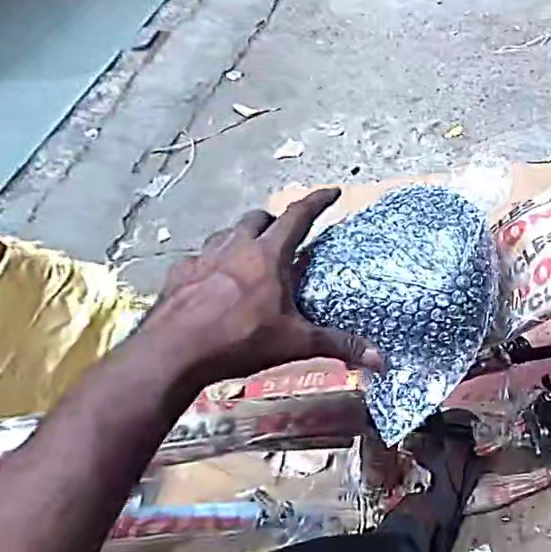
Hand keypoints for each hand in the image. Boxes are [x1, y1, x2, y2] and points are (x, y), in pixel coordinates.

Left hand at [133, 190, 382, 388]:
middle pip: (257, 217)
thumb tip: (381, 359)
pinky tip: (214, 283)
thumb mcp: (295, 342)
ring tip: (251, 258)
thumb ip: (337, 345)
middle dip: (274, 221)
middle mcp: (234, 247)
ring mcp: (202, 258)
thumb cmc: (238, 340)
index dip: (318, 201)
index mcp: (267, 255)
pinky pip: (199, 258)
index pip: (298, 216)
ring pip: (226, 233)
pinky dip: (212, 263)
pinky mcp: (178, 275)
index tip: (333, 192)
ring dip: (242, 238)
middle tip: (285, 238)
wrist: (169, 354)